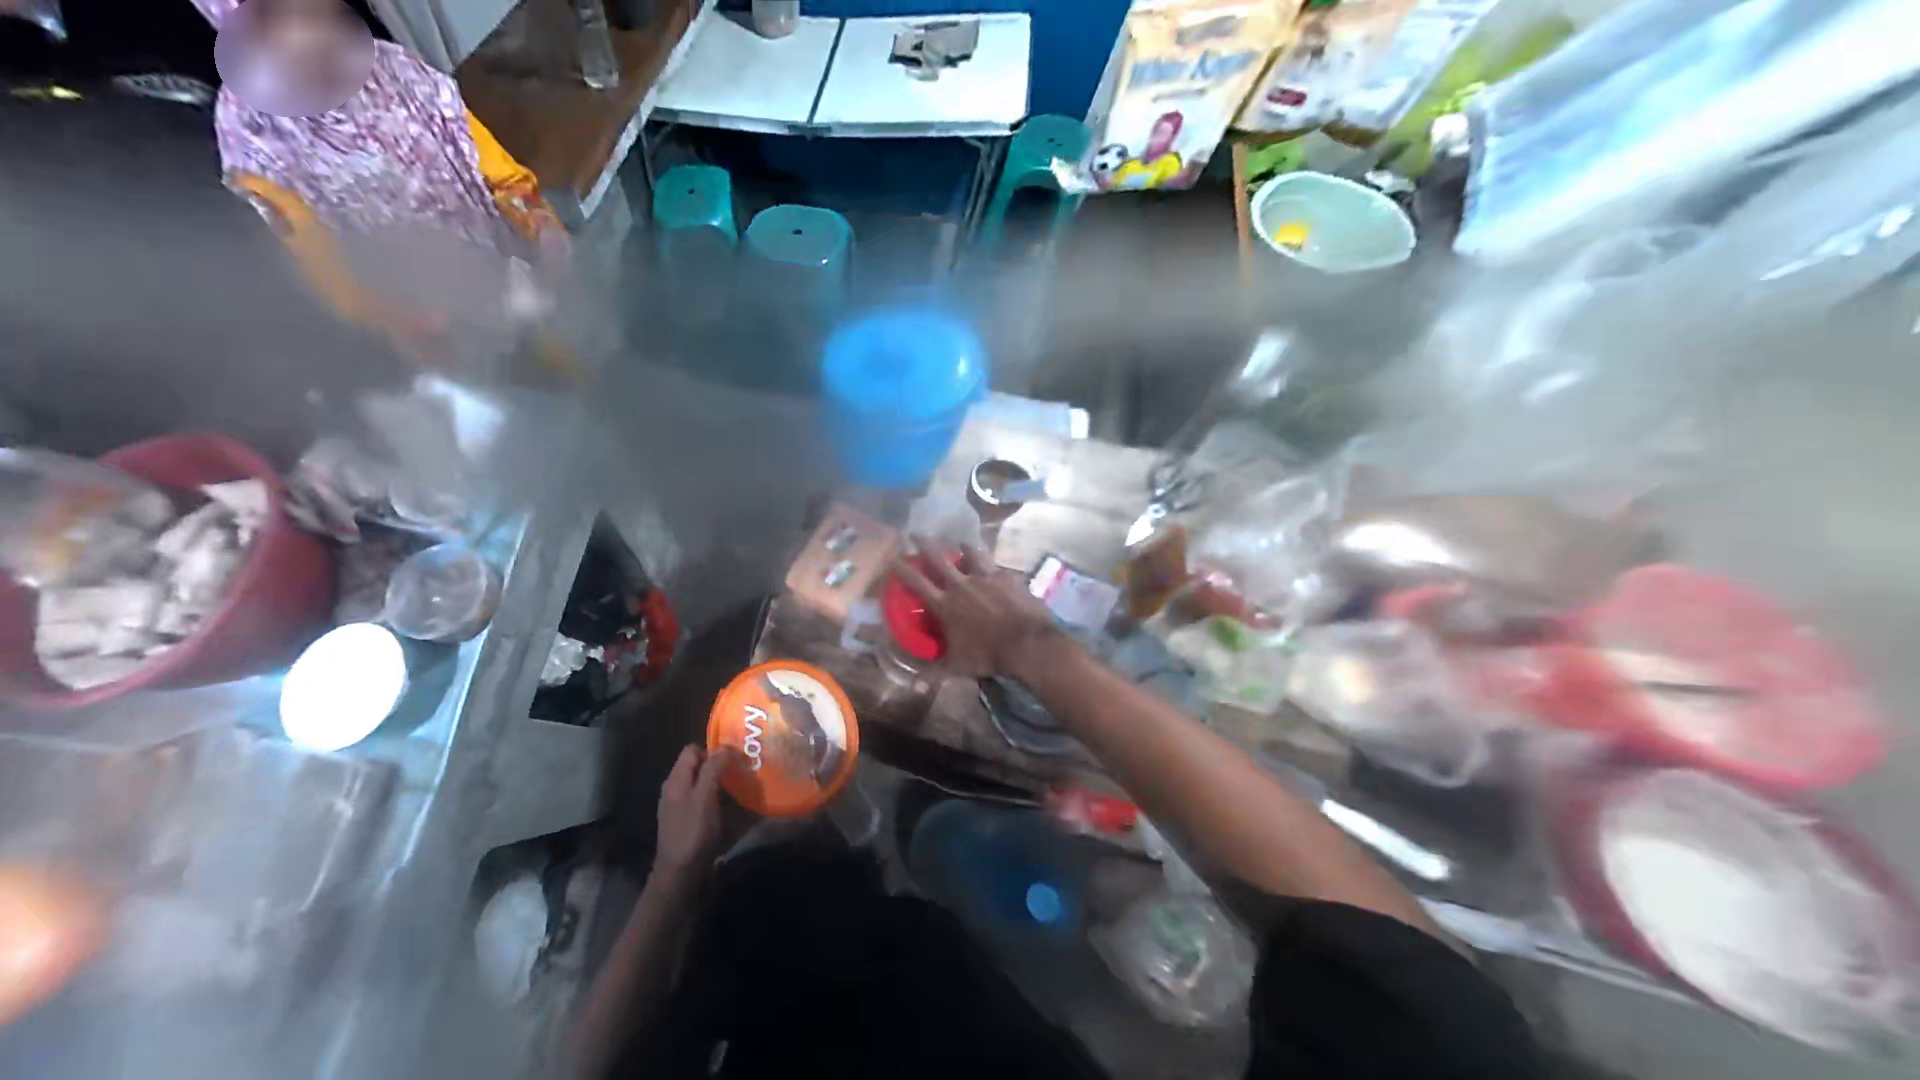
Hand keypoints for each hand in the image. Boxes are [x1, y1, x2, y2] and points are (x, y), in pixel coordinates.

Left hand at [653, 746, 732, 879]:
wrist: (681, 874)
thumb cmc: (692, 832)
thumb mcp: (704, 796)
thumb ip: (713, 769)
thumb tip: (726, 746)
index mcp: (676, 779)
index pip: (693, 750)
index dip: (713, 749)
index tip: (735, 756)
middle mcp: (677, 789)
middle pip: (700, 766)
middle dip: (721, 765)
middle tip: (744, 770)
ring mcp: (682, 806)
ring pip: (705, 784)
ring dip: (723, 783)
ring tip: (744, 785)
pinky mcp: (690, 821)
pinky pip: (707, 800)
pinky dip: (720, 799)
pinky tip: (735, 806)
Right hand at [891, 540, 1065, 677]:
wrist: (1028, 643)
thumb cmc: (988, 655)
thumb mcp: (958, 667)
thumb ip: (935, 673)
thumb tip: (914, 686)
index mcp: (945, 605)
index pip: (917, 582)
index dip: (902, 568)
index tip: (892, 556)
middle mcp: (962, 585)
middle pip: (939, 558)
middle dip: (925, 543)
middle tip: (916, 532)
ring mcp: (987, 577)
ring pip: (972, 555)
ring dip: (964, 549)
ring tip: (962, 544)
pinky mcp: (1009, 577)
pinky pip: (997, 568)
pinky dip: (993, 568)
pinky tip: (997, 571)